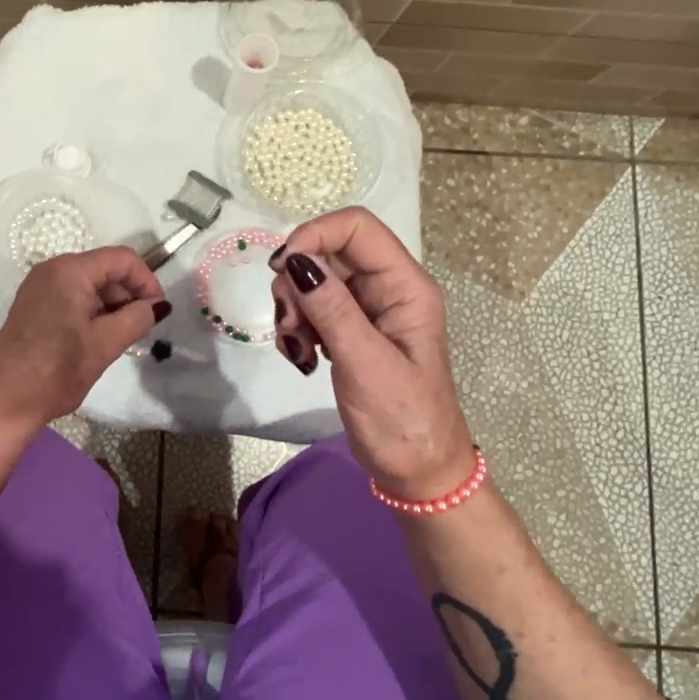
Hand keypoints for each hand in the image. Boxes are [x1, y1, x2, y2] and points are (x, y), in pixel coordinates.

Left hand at [0, 246, 170, 431]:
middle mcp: (52, 270)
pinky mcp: (34, 307)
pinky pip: (72, 297)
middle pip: (104, 269)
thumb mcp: (105, 344)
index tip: (159, 311)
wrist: (4, 401)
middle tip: (142, 328)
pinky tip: (98, 339)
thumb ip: (137, 318)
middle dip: (129, 294)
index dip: (147, 281)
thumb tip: (157, 306)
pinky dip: (92, 312)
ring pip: (89, 284)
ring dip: (112, 305)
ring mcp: (39, 288)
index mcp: (70, 270)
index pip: (122, 259)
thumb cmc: (56, 370)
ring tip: (122, 338)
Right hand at [269, 206, 474, 498]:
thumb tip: (295, 260)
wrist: (417, 473)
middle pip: (328, 252)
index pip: (356, 227)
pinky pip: (311, 309)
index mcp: (405, 287)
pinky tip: (300, 357)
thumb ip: (331, 309)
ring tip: (296, 349)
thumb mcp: (365, 363)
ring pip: (313, 280)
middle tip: (289, 325)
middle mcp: (387, 289)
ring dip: (292, 309)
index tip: (281, 269)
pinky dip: (295, 327)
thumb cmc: (403, 421)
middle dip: (296, 281)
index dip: (313, 235)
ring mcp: (367, 310)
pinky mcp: (349, 331)